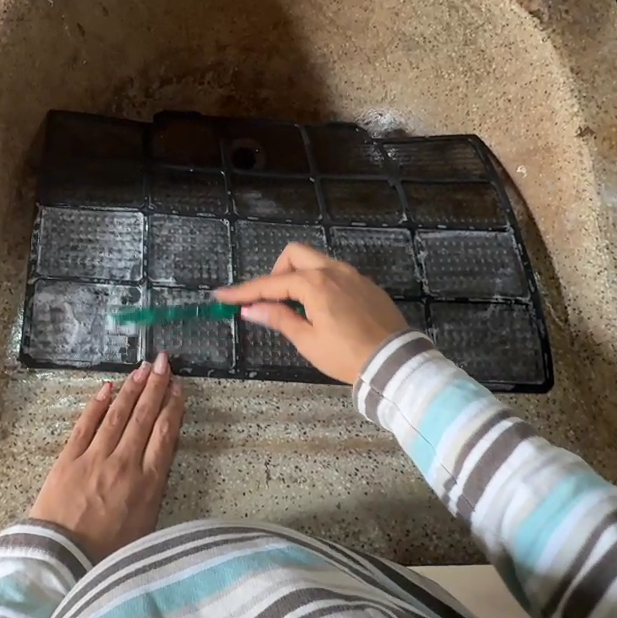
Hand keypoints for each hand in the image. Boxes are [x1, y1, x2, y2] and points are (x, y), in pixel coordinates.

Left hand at [28, 354, 184, 561]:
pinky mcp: (68, 459)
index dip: (172, 407)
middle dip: (155, 386)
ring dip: (131, 389)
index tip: (178, 387)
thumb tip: (158, 459)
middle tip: (163, 362)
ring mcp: (94, 458)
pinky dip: (97, 404)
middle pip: (143, 417)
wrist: (60, 564)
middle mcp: (123, 464)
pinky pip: (86, 424)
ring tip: (141, 369)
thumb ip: (153, 490)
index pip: (164, 435)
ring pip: (116, 414)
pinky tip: (107, 388)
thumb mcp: (145, 528)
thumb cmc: (107, 557)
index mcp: (147, 484)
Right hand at [213, 242, 407, 383]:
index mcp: (314, 284)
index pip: (270, 283)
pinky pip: (335, 273)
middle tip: (274, 299)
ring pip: (316, 260)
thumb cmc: (346, 355)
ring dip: (299, 276)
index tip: (221, 295)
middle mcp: (333, 270)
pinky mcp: (366, 284)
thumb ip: (278, 318)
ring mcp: (352, 275)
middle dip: (277, 272)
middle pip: (294, 254)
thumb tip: (250, 308)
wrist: (395, 363)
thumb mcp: (307, 340)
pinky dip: (320, 282)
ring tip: (298, 307)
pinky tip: (323, 309)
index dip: (243, 291)